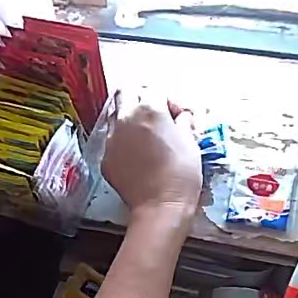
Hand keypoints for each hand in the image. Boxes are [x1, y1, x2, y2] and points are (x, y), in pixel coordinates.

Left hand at [103, 90, 201, 217]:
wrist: (160, 207)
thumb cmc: (182, 174)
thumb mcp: (191, 142)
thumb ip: (183, 122)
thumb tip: (181, 116)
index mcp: (150, 109)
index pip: (156, 90)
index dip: (169, 101)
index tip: (179, 116)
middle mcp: (126, 118)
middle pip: (127, 92)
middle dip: (141, 98)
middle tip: (155, 115)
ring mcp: (112, 138)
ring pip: (115, 114)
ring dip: (129, 117)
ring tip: (143, 135)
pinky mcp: (105, 158)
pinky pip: (112, 141)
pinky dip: (123, 142)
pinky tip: (136, 156)